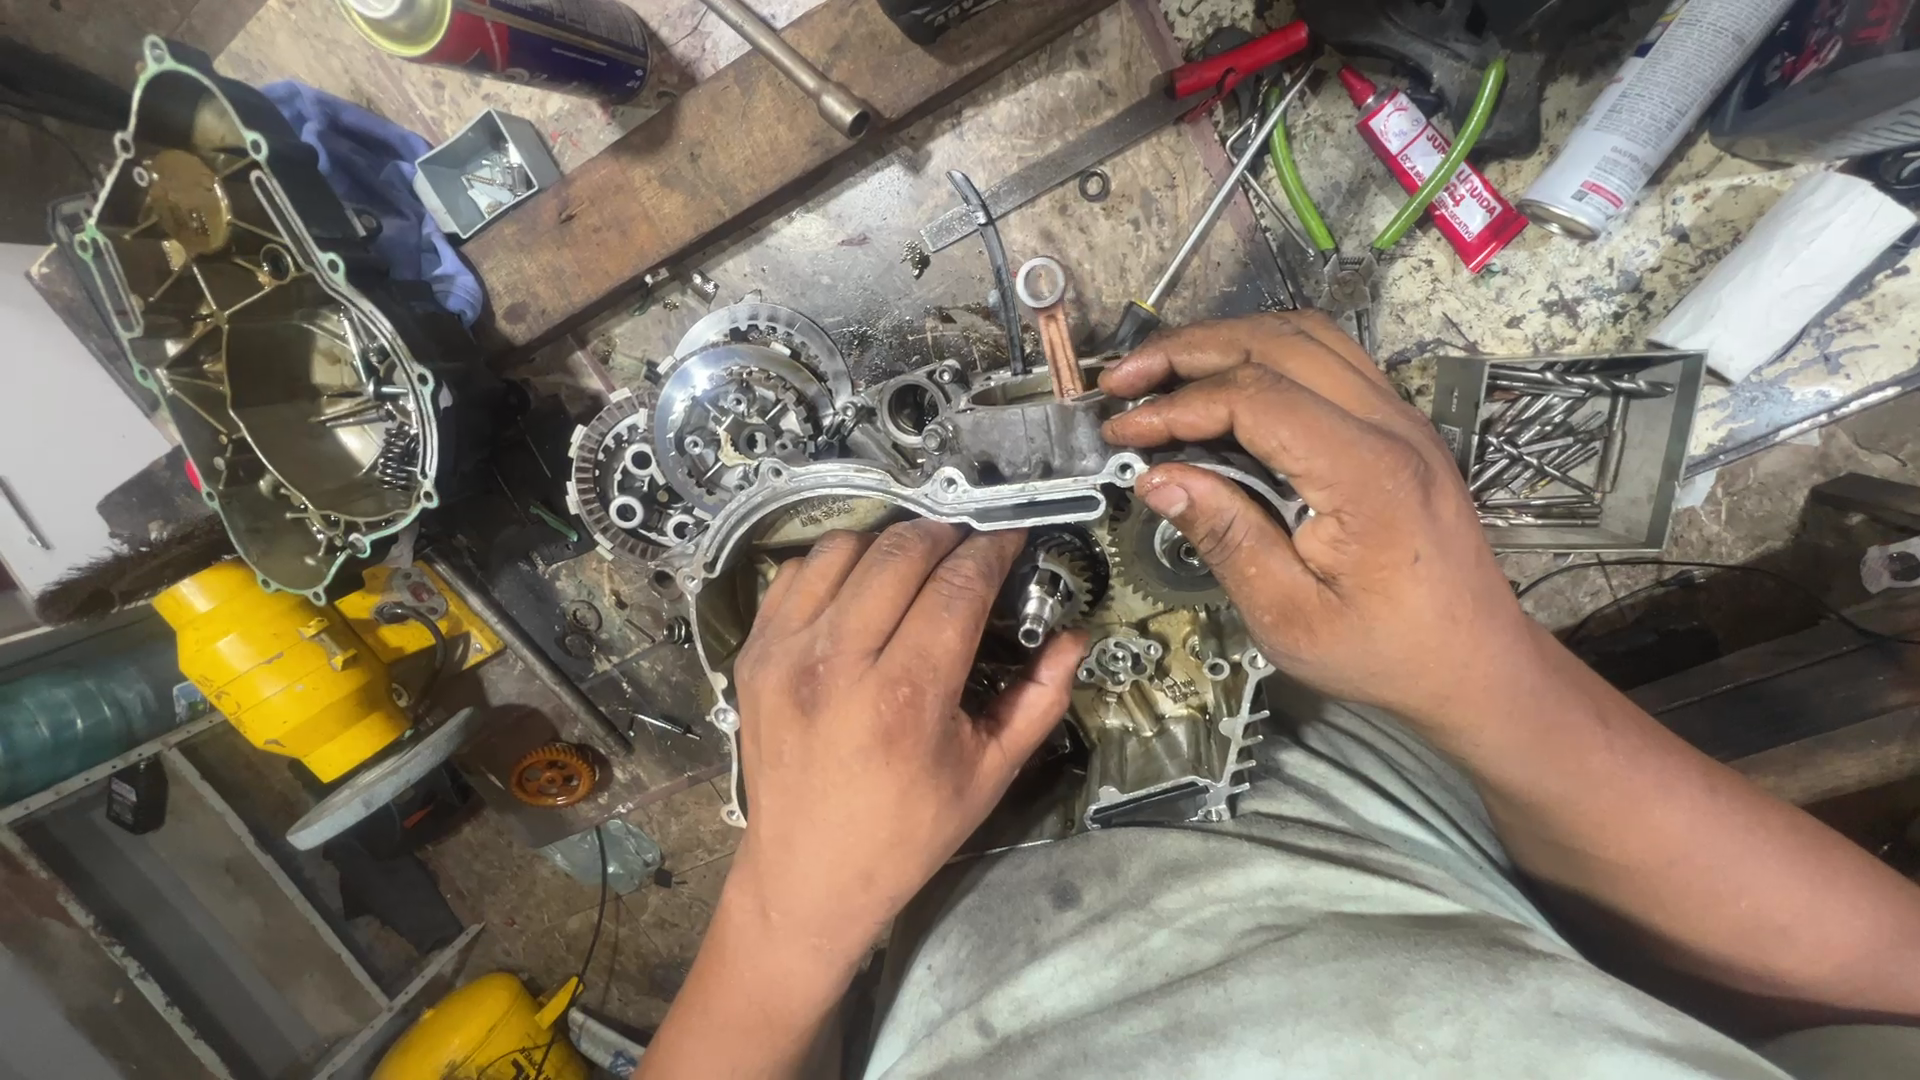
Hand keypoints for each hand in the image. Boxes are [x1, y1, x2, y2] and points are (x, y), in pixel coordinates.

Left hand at [724, 521, 1083, 961]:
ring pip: (845, 547)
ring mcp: (785, 652)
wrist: (806, 874)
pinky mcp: (753, 652)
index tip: (1011, 538)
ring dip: (891, 542)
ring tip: (918, 564)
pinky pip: (796, 572)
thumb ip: (1039, 699)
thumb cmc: (906, 832)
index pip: (957, 585)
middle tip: (970, 548)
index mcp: (905, 697)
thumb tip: (1074, 637)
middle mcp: (838, 662)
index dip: (992, 550)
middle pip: (900, 552)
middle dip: (947, 535)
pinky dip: (836, 564)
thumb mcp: (989, 774)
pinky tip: (860, 588)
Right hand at [1099, 312, 1532, 726]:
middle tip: (1123, 378)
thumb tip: (1158, 480)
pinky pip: (1325, 355)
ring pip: (1303, 335)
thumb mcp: (1287, 615)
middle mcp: (1389, 424)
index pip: (1255, 399)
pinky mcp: (1394, 424)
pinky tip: (1222, 379)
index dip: (1176, 407)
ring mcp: (1399, 416)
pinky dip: (1261, 351)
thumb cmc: (1382, 650)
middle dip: (1187, 349)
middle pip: (1276, 343)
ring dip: (1224, 339)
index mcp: (1364, 474)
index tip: (1121, 432)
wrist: (1473, 662)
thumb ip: (1225, 537)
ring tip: (1162, 370)